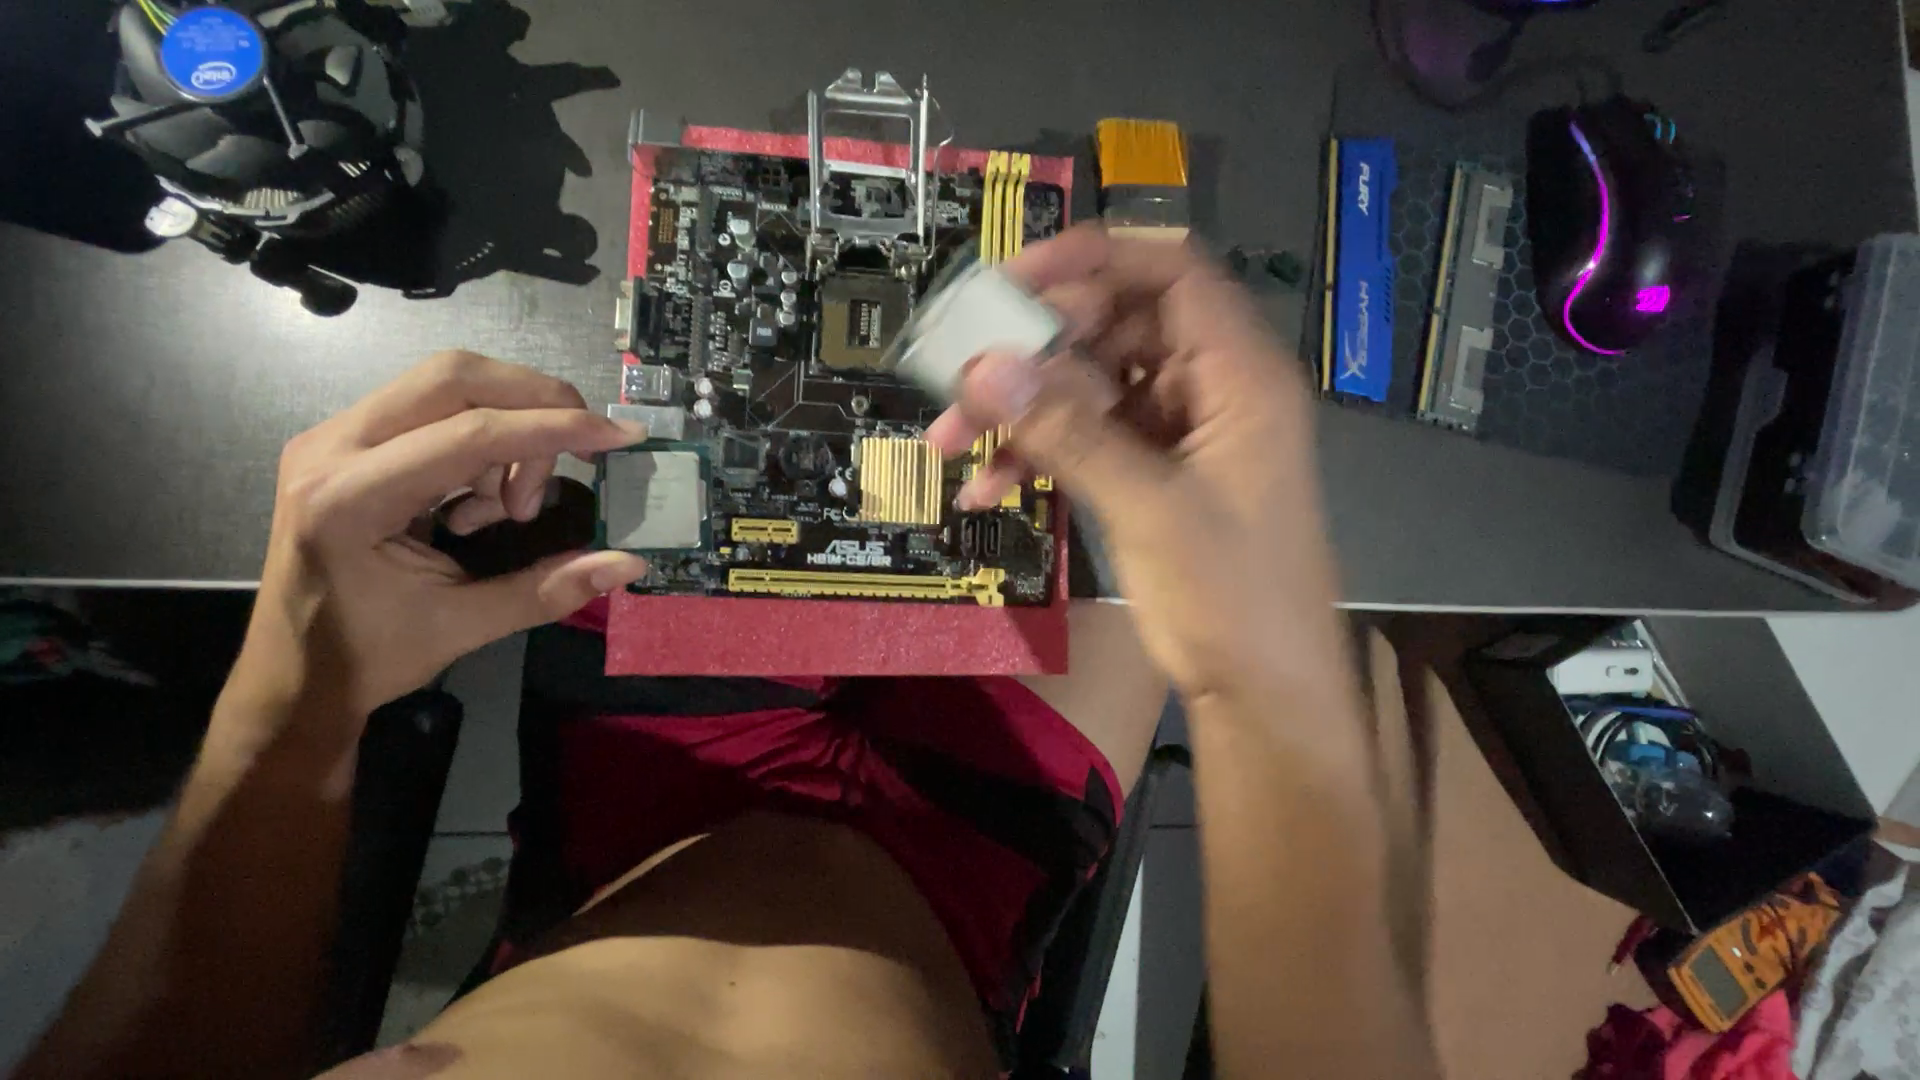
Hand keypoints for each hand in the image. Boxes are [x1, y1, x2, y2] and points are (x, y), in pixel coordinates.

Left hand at [236, 351, 649, 722]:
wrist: (294, 673)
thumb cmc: (369, 654)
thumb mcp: (465, 626)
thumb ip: (550, 588)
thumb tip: (628, 564)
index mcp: (349, 498)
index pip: (471, 433)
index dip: (555, 428)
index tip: (620, 436)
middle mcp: (333, 447)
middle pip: (455, 378)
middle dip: (537, 404)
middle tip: (582, 454)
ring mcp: (336, 437)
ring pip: (450, 387)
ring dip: (511, 432)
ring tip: (514, 506)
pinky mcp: (350, 441)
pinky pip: (437, 411)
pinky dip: (486, 443)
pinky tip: (481, 502)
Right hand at [926, 226, 1337, 700]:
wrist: (1262, 695)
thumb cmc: (1232, 598)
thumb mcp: (1149, 508)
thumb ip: (1068, 430)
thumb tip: (984, 366)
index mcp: (1238, 375)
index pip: (1169, 272)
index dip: (1091, 260)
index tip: (1011, 281)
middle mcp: (1210, 390)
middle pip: (1115, 329)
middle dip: (1034, 351)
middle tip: (964, 373)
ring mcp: (1179, 434)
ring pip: (1089, 390)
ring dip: (1021, 411)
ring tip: (950, 442)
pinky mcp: (1153, 476)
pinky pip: (1087, 442)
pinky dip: (1038, 457)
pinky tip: (988, 489)